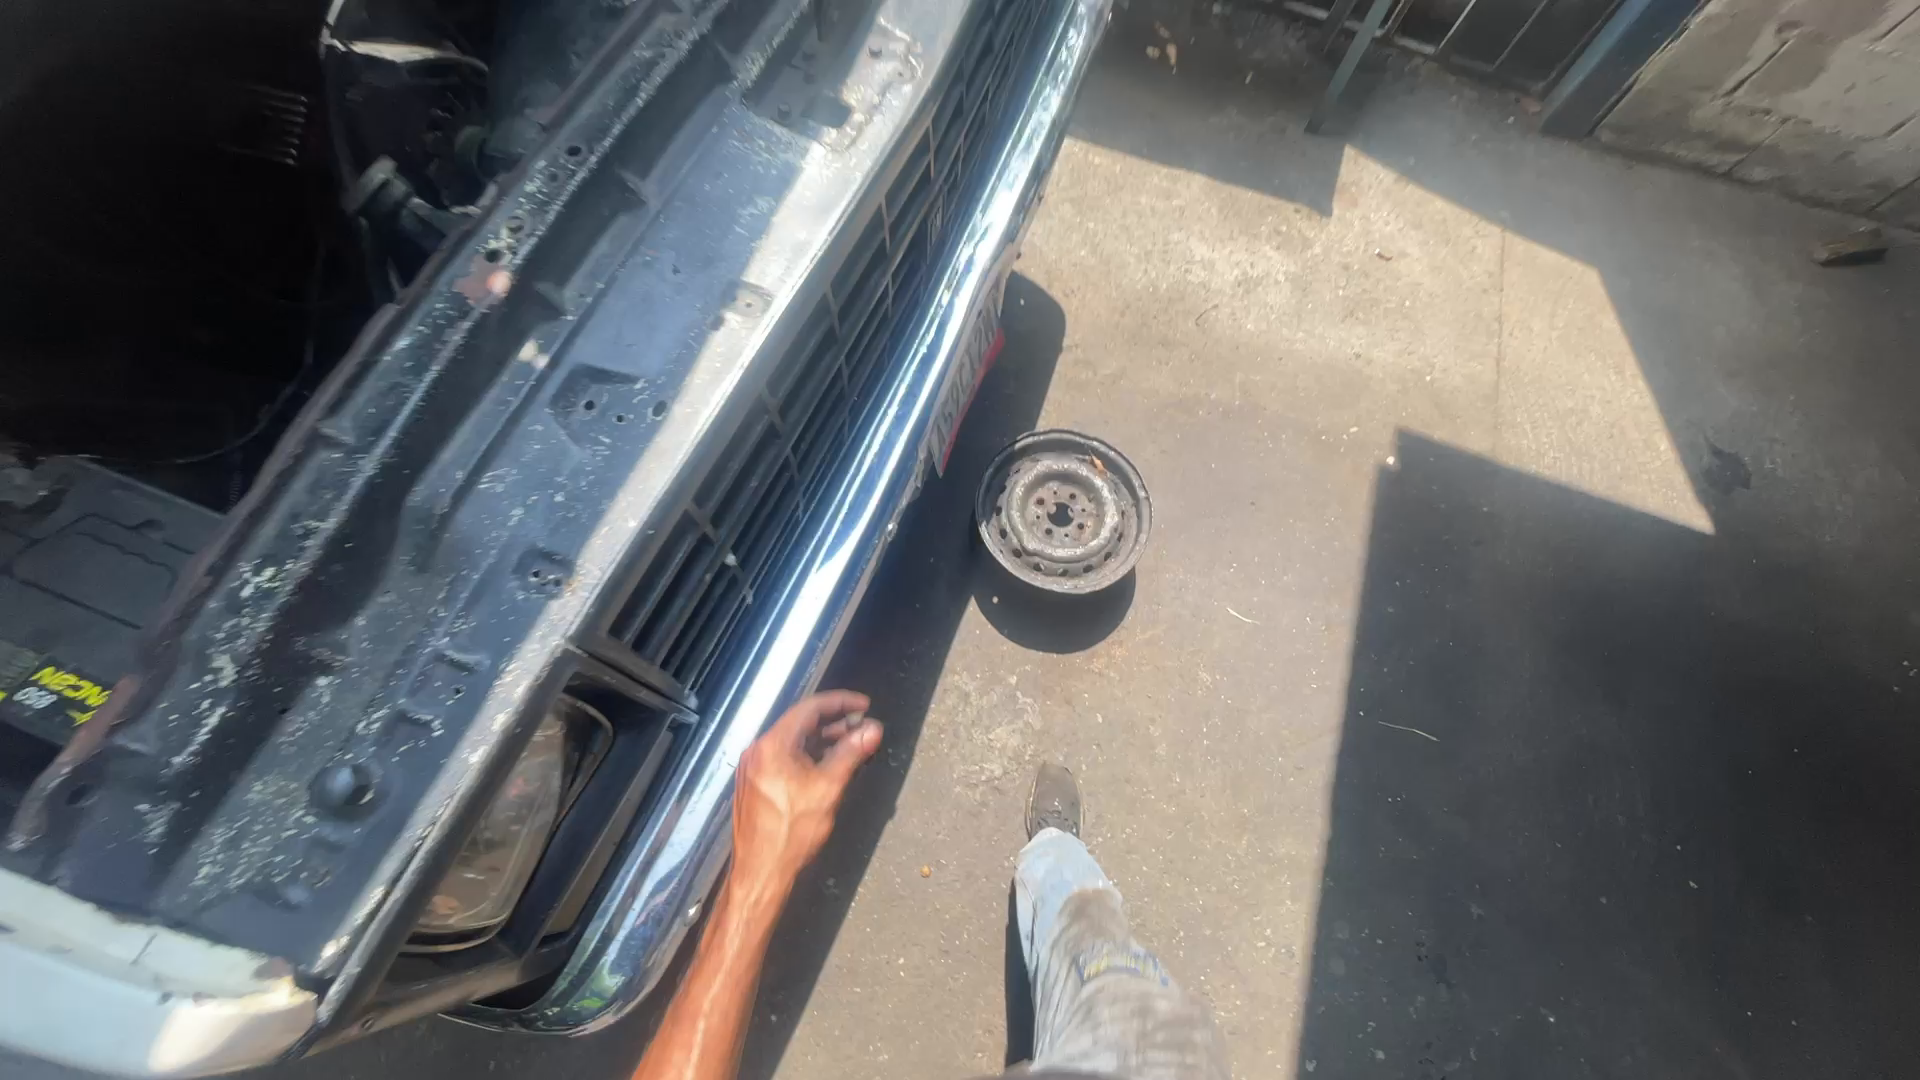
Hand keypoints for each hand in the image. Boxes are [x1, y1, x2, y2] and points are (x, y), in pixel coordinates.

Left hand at [732, 689, 882, 887]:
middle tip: (862, 725)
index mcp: (773, 745)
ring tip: (851, 743)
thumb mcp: (828, 788)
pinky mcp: (755, 783)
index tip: (864, 705)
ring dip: (823, 739)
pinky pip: (785, 756)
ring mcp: (754, 767)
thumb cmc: (793, 832)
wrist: (760, 873)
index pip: (810, 708)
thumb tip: (873, 729)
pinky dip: (809, 754)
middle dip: (834, 721)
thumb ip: (851, 753)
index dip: (840, 702)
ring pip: (793, 741)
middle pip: (800, 722)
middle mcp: (759, 750)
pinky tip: (829, 763)